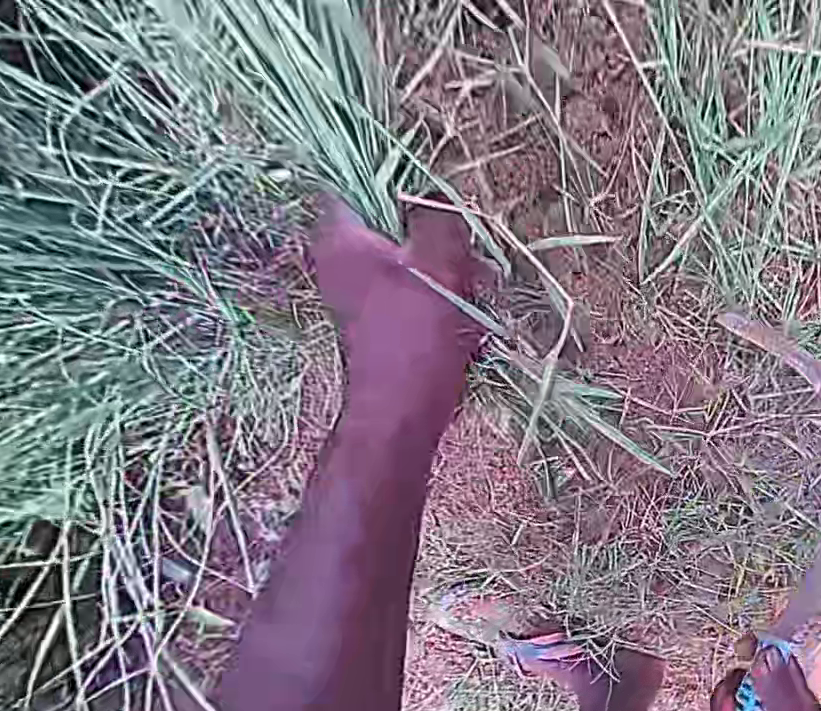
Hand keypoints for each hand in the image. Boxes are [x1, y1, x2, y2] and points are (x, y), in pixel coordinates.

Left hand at [310, 199, 486, 407]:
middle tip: (474, 265)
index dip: (402, 187)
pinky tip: (468, 328)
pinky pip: (417, 301)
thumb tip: (442, 196)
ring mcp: (363, 299)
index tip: (441, 208)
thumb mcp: (435, 268)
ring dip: (451, 279)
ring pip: (414, 268)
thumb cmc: (413, 340)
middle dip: (442, 245)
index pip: (360, 183)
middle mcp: (344, 264)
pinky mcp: (384, 328)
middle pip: (397, 231)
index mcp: (342, 238)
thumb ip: (438, 220)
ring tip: (478, 300)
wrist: (402, 417)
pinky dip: (443, 307)